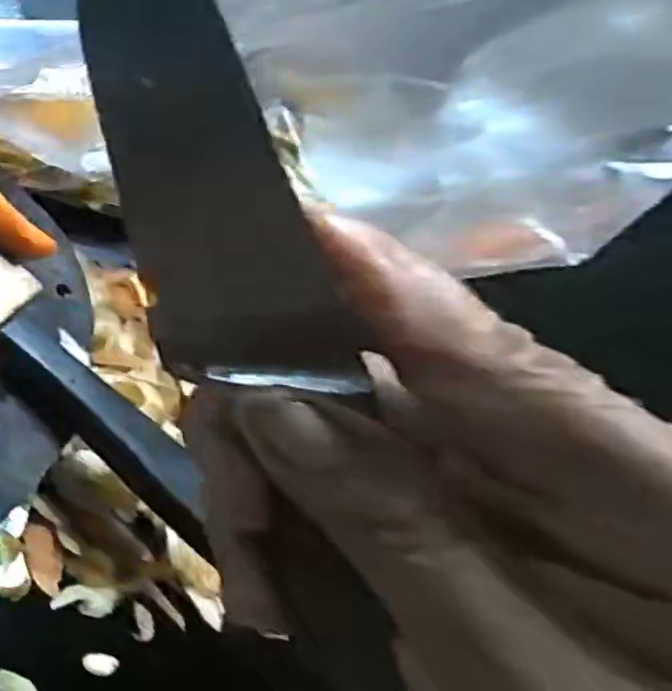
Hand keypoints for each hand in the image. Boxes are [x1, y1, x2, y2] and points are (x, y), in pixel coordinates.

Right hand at [187, 213, 671, 689]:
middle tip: (234, 519)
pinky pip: (315, 465)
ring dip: (255, 488)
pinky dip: (274, 518)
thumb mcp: (524, 680)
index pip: (505, 362)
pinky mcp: (427, 495)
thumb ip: (403, 537)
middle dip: (261, 430)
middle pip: (359, 383)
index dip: (391, 283)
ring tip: (254, 587)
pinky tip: (269, 586)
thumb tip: (268, 405)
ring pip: (310, 419)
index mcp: (644, 493)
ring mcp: (478, 475)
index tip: (303, 221)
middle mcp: (546, 454)